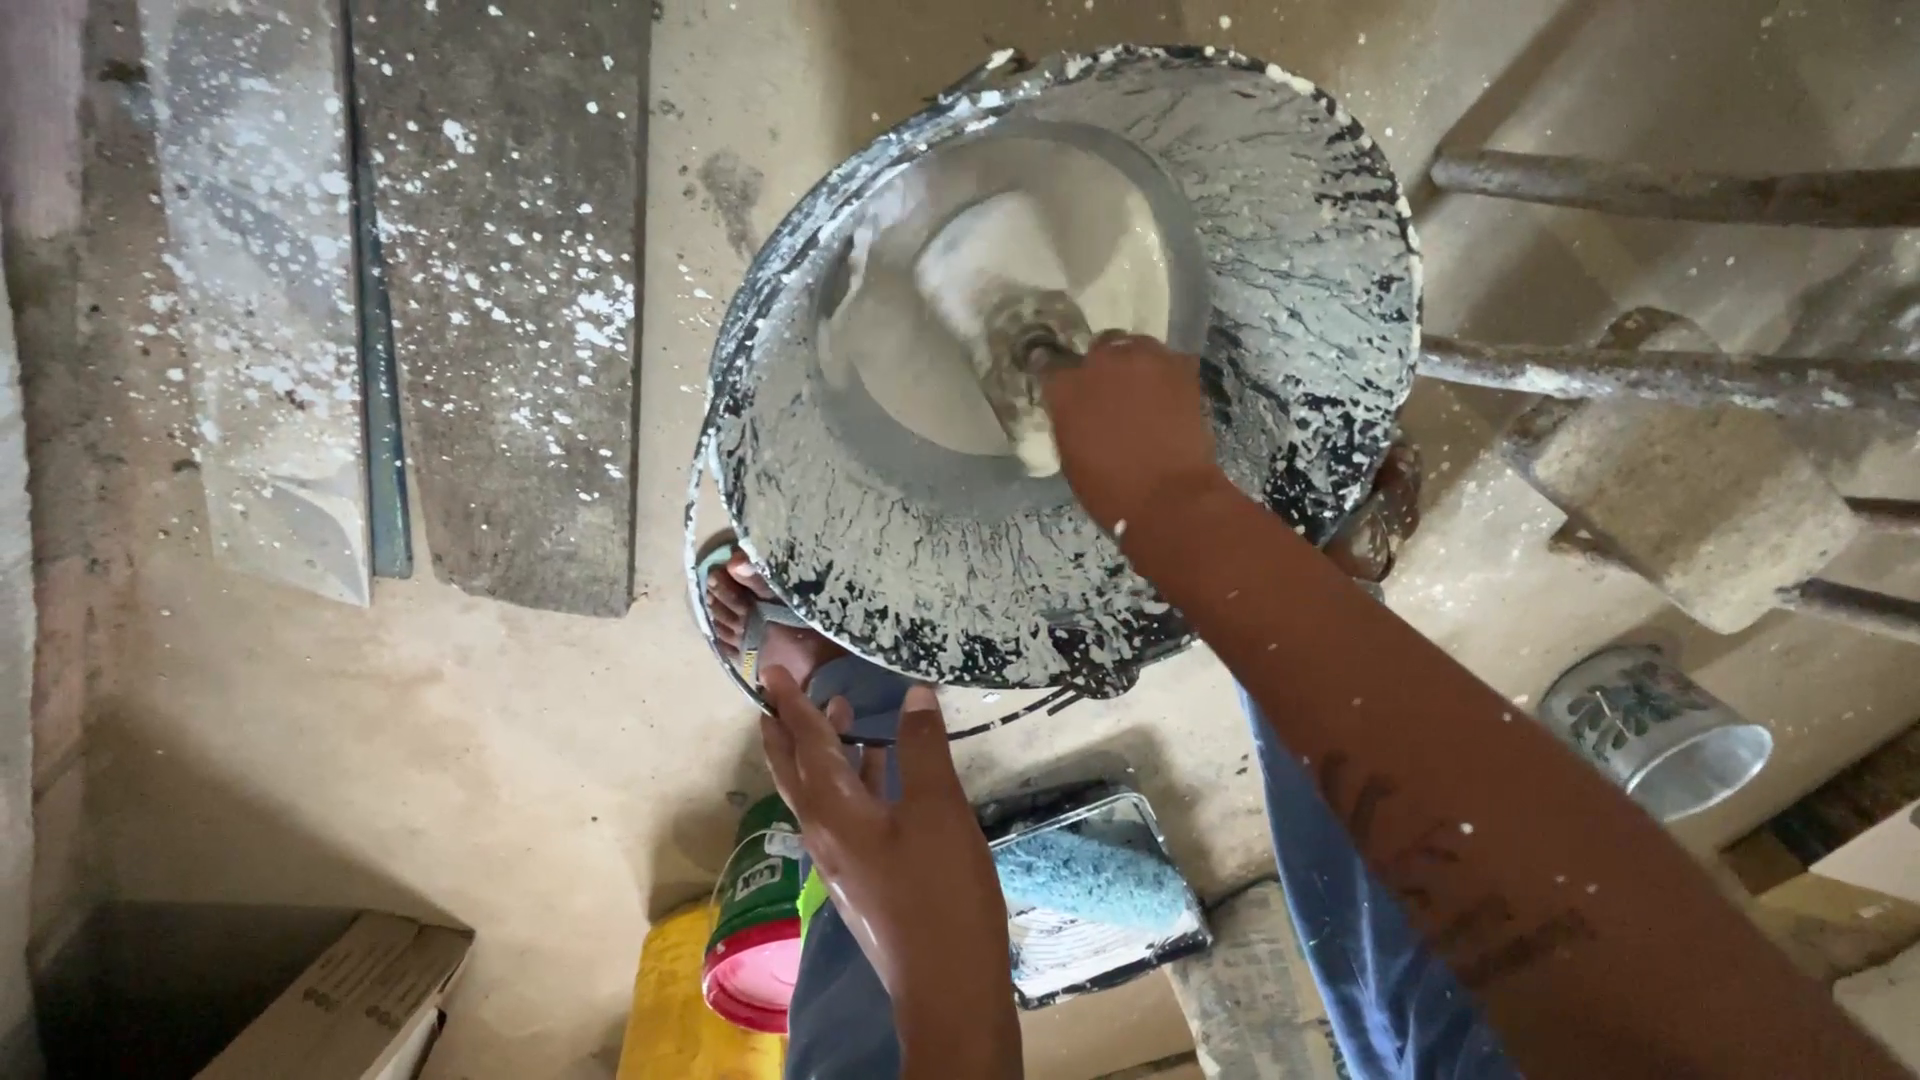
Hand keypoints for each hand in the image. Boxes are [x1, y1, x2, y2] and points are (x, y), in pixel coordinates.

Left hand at [759, 668, 1019, 1076]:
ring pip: (820, 792)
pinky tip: (883, 770)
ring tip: (841, 714)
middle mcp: (825, 833)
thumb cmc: (940, 891)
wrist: (947, 986)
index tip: (772, 672)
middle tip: (786, 693)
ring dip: (824, 751)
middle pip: (796, 770)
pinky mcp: (863, 877)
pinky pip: (846, 811)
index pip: (806, 744)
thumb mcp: (937, 810)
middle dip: (788, 729)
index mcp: (833, 812)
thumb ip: (922, 749)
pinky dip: (856, 779)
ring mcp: (842, 860)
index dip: (793, 704)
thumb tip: (914, 694)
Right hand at [1040, 332, 1220, 529]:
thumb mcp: (1071, 455)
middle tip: (1109, 391)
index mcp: (1066, 388)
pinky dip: (1164, 374)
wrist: (1169, 497)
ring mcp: (1143, 360)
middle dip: (1101, 366)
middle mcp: (1101, 362)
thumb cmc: (1110, 490)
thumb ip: (1069, 419)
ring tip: (1140, 388)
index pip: (1049, 363)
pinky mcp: (1180, 367)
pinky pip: (1167, 361)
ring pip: (1134, 346)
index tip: (1063, 386)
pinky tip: (1167, 396)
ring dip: (1133, 364)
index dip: (1058, 375)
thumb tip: (1076, 408)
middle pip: (1098, 348)